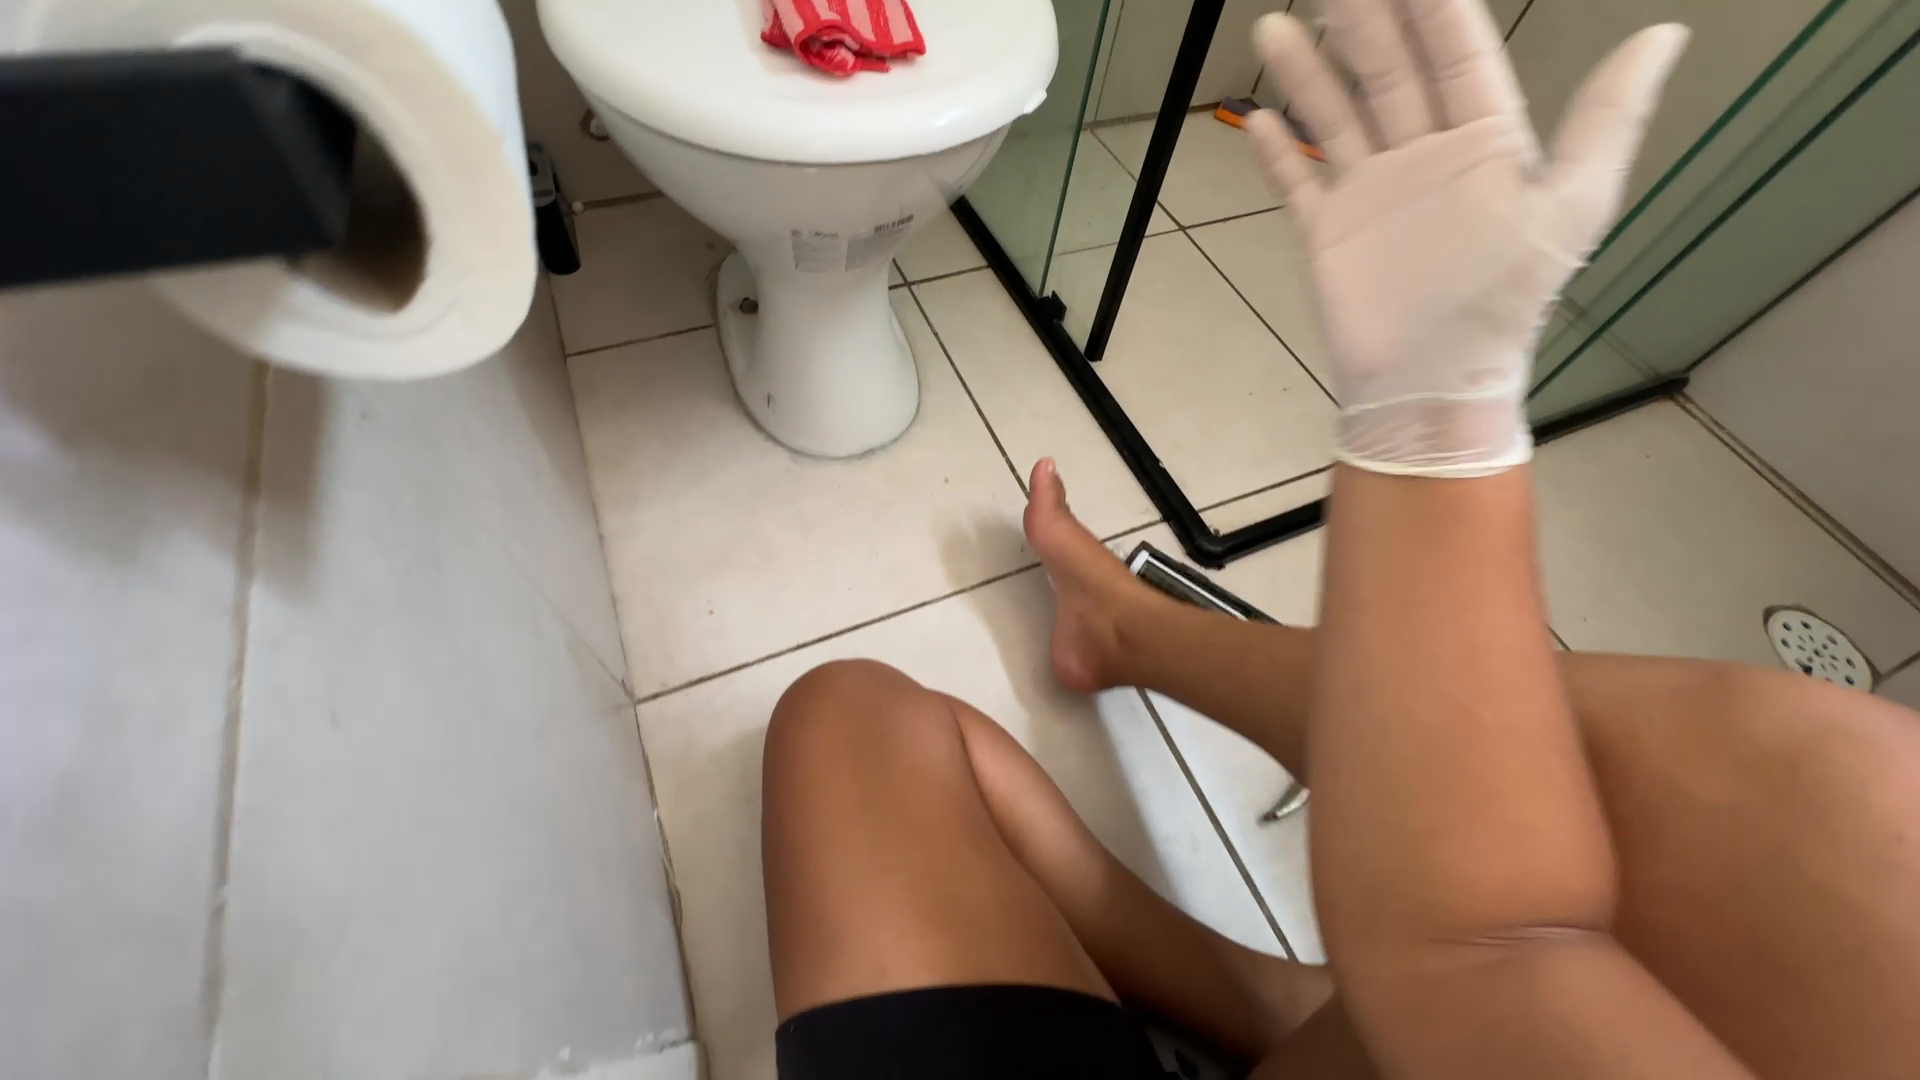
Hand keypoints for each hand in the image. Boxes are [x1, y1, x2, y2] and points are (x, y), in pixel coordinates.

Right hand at [1246, 0, 1687, 476]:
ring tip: (1274, 25)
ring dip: (1307, 73)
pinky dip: (1278, 154)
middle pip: (1387, 72)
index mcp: (1482, 142)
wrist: (1427, 382)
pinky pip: (1298, 184)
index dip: (1432, 1)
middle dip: (1362, 19)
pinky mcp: (1327, 233)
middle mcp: (1422, 157)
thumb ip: (1604, 124)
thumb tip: (1663, 32)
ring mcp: (1370, 195)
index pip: (1456, 52)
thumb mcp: (1568, 211)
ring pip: (1335, 118)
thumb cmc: (1499, 304)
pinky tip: (1260, 119)